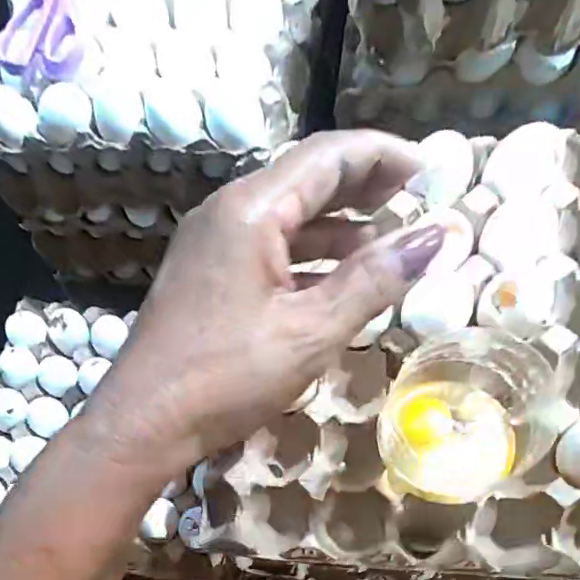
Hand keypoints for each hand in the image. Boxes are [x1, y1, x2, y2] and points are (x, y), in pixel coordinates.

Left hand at [83, 130, 443, 477]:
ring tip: (383, 249)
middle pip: (305, 182)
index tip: (433, 174)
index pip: (330, 156)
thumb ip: (374, 280)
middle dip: (363, 189)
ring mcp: (208, 249)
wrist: (143, 423)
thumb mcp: (309, 332)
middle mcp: (225, 216)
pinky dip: (304, 262)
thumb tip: (436, 236)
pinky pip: (264, 254)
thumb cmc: (225, 378)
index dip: (386, 157)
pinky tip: (331, 287)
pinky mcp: (202, 281)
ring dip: (336, 231)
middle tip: (414, 203)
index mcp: (250, 211)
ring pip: (284, 222)